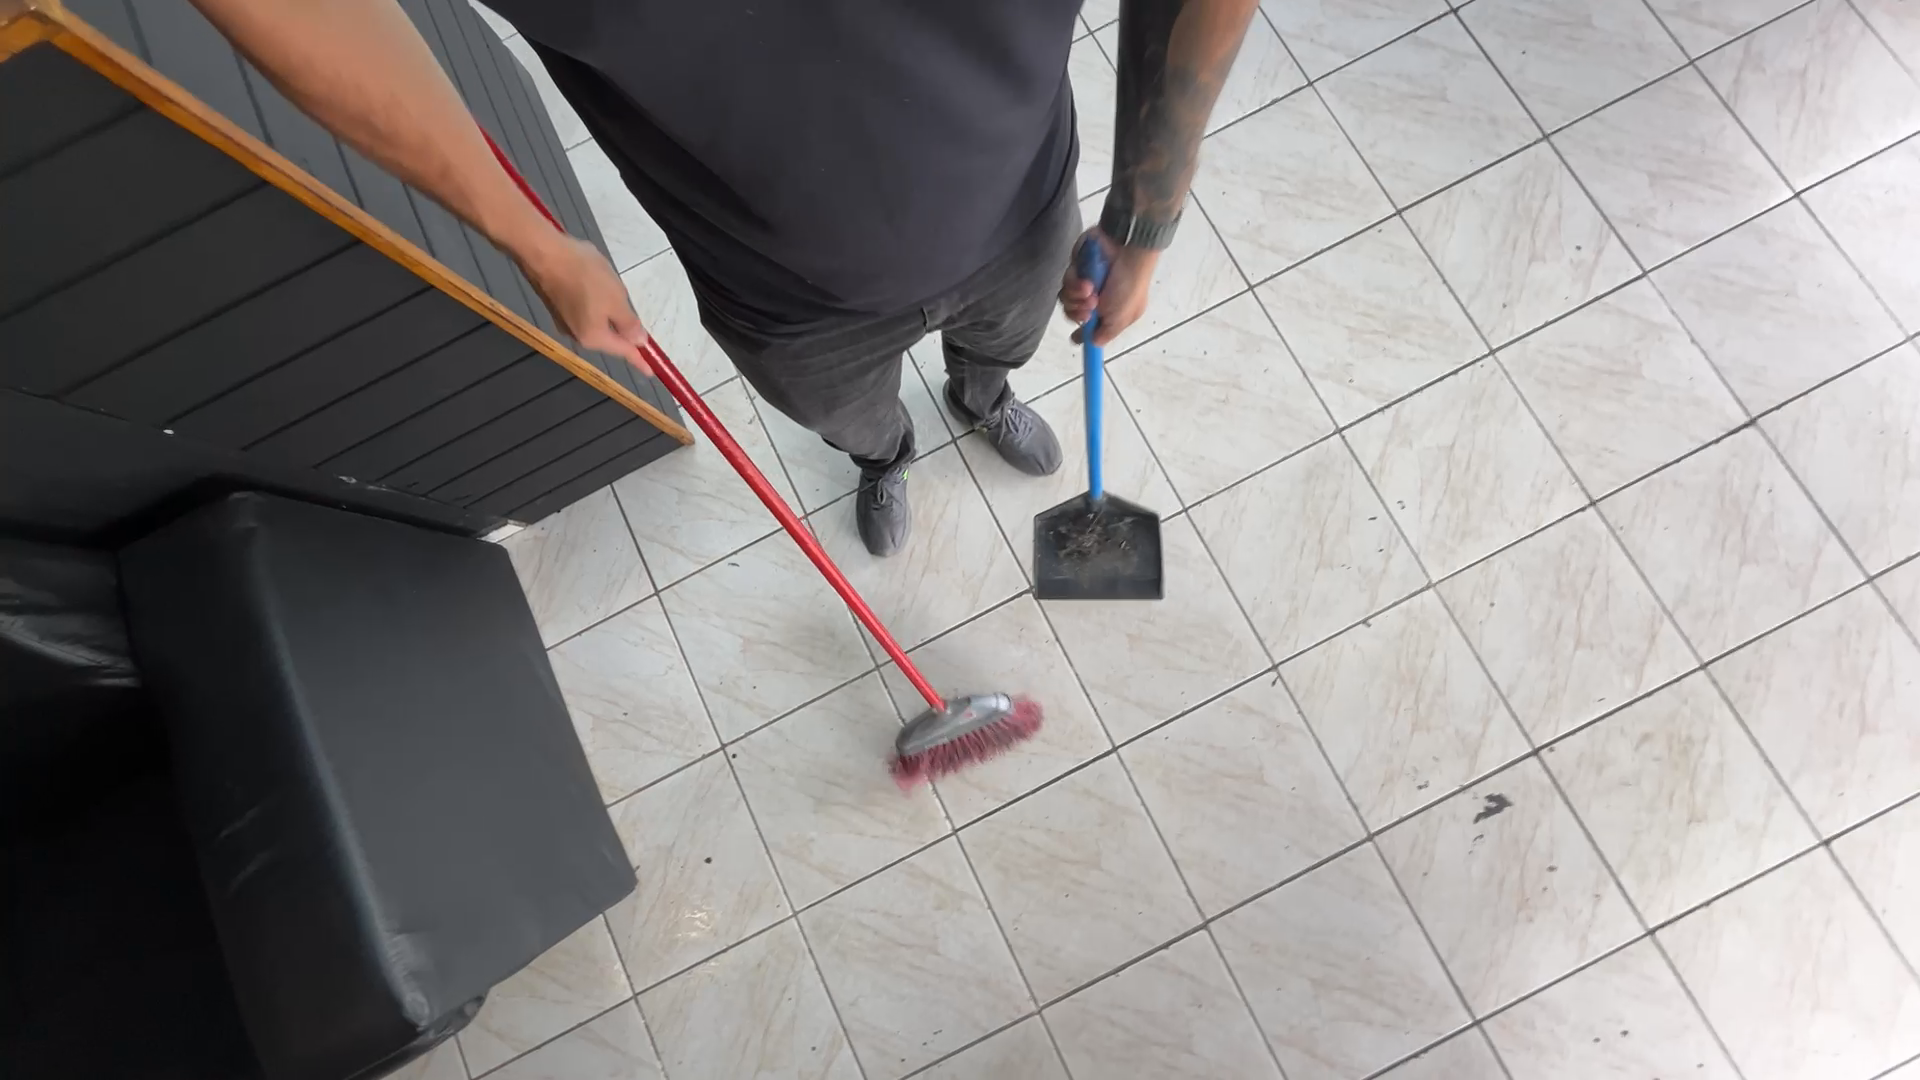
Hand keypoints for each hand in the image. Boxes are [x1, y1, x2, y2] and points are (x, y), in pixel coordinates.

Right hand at [515, 232, 652, 375]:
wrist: (541, 250)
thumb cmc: (584, 275)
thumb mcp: (617, 300)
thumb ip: (629, 324)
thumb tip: (639, 342)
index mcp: (594, 337)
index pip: (624, 351)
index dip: (640, 360)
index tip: (651, 371)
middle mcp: (577, 335)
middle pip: (609, 339)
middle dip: (625, 334)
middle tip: (640, 329)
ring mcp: (563, 321)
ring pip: (597, 325)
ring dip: (610, 318)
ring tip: (617, 300)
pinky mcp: (555, 306)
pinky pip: (585, 313)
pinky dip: (596, 308)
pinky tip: (598, 292)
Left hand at [1057, 227, 1159, 346]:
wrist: (1128, 251)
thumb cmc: (1129, 287)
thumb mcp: (1122, 319)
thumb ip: (1106, 334)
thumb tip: (1093, 343)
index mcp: (1108, 311)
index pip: (1089, 327)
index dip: (1081, 334)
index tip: (1075, 338)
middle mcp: (1095, 298)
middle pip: (1072, 313)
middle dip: (1078, 315)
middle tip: (1089, 311)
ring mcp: (1084, 282)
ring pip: (1066, 299)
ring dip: (1077, 300)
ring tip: (1091, 293)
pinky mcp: (1076, 267)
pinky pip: (1066, 282)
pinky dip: (1075, 285)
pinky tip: (1087, 283)